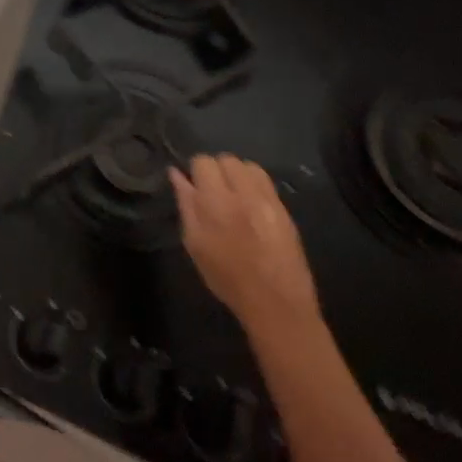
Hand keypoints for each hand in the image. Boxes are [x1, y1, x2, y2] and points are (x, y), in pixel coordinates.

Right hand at [170, 154, 320, 331]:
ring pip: (249, 166)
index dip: (195, 171)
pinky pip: (266, 182)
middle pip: (227, 159)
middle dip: (216, 169)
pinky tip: (250, 205)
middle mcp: (244, 195)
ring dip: (237, 174)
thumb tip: (176, 174)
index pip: (204, 162)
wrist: (275, 302)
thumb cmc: (225, 276)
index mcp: (216, 202)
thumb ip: (186, 204)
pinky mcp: (284, 210)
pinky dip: (253, 184)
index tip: (194, 187)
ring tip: (233, 196)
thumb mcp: (194, 242)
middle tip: (212, 192)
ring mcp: (268, 201)